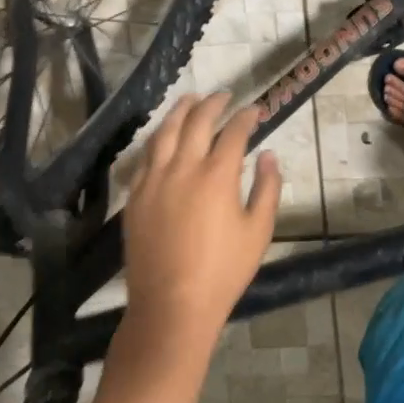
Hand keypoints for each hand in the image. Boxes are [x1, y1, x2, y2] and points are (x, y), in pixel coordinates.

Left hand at [122, 93, 281, 335]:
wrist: (171, 306)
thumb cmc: (223, 271)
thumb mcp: (258, 231)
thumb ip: (267, 188)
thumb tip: (268, 156)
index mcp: (217, 175)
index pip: (234, 132)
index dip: (246, 116)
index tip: (255, 110)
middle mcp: (183, 168)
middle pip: (197, 122)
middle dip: (212, 104)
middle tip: (223, 96)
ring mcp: (154, 181)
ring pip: (165, 133)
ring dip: (180, 112)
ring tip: (190, 100)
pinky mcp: (135, 198)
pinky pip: (145, 158)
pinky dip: (158, 140)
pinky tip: (164, 138)